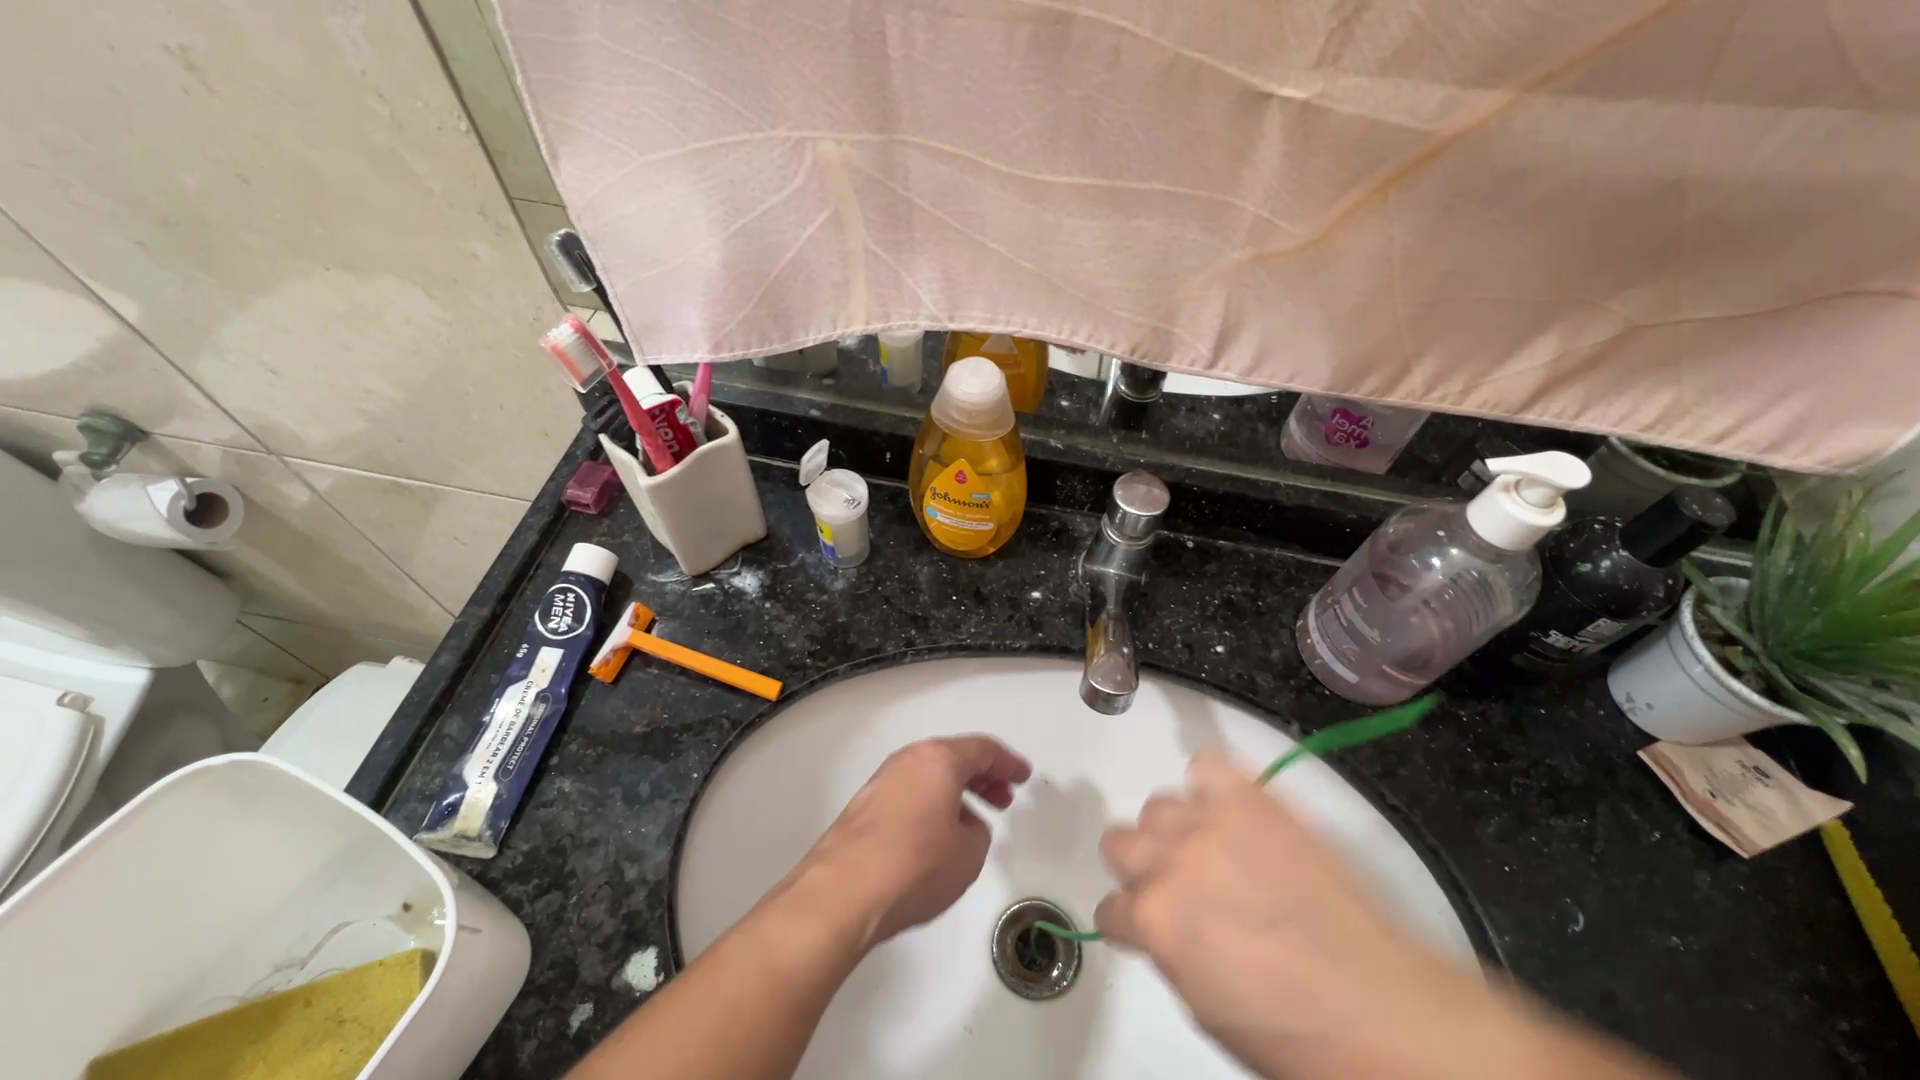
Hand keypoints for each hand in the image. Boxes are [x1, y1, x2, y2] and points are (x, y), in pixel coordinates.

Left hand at [790, 735, 1031, 947]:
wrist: (844, 894)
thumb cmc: (917, 865)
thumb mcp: (969, 853)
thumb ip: (976, 831)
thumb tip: (961, 826)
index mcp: (937, 760)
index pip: (982, 749)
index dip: (1007, 763)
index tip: (1022, 776)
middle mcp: (905, 762)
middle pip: (951, 759)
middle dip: (981, 777)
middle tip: (1002, 798)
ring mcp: (879, 785)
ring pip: (927, 779)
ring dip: (954, 794)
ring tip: (973, 823)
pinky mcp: (861, 811)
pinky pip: (909, 797)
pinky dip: (931, 807)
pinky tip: (938, 838)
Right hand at [1095, 750, 1488, 1079]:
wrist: (1377, 1006)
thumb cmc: (1289, 1031)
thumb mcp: (1201, 1005)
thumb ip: (1168, 951)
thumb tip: (1164, 930)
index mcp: (1153, 921)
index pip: (1110, 909)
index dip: (1130, 925)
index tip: (1151, 931)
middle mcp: (1171, 862)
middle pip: (1119, 843)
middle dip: (1142, 870)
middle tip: (1179, 890)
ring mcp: (1213, 825)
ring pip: (1158, 806)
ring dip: (1174, 832)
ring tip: (1210, 852)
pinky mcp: (1256, 803)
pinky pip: (1209, 766)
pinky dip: (1210, 785)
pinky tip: (1228, 811)